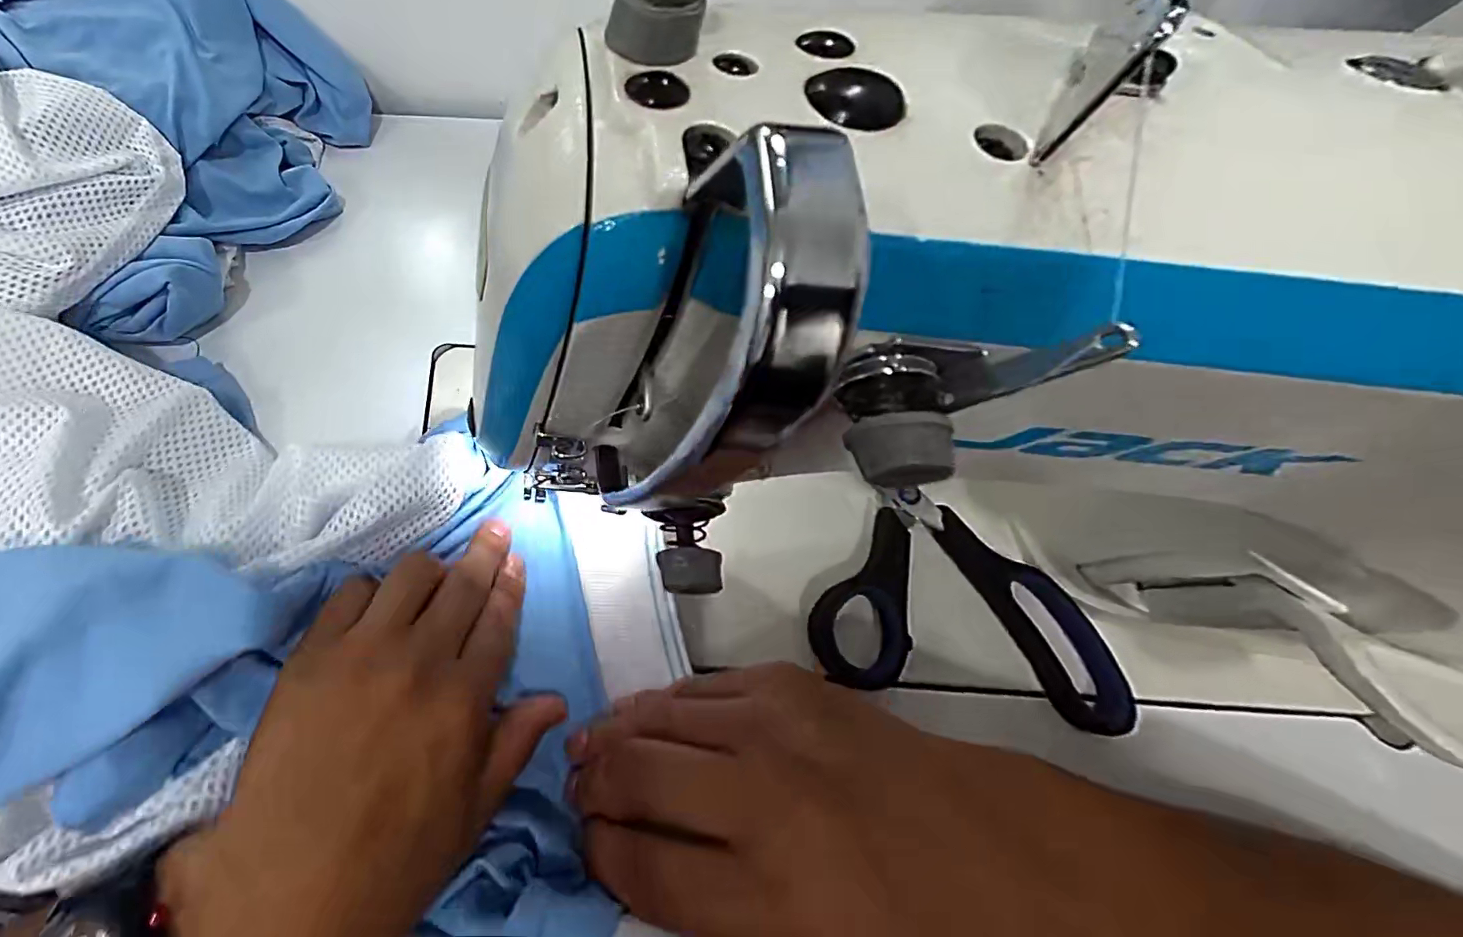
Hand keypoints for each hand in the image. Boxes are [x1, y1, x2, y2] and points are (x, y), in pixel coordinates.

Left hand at [158, 521, 567, 936]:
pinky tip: (375, 609)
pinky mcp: (314, 651)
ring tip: (434, 576)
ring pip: (409, 575)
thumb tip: (555, 701)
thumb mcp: (472, 812)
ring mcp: (363, 650)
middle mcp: (419, 661)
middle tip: (493, 532)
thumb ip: (514, 744)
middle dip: (484, 552)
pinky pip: (349, 593)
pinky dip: (370, 592)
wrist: (292, 880)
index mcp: (464, 700)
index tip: (514, 560)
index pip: (497, 621)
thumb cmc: (395, 854)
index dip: (509, 585)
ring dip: (430, 569)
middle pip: (461, 585)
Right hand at [570, 662, 1011, 936]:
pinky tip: (647, 714)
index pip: (644, 866)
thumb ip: (723, 929)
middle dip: (592, 787)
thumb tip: (645, 878)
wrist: (1022, 866)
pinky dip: (662, 702)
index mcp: (776, 902)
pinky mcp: (792, 687)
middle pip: (637, 777)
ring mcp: (776, 728)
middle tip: (576, 793)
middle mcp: (763, 802)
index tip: (587, 847)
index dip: (600, 854)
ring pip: (658, 718)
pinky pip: (700, 686)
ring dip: (614, 733)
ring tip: (590, 746)